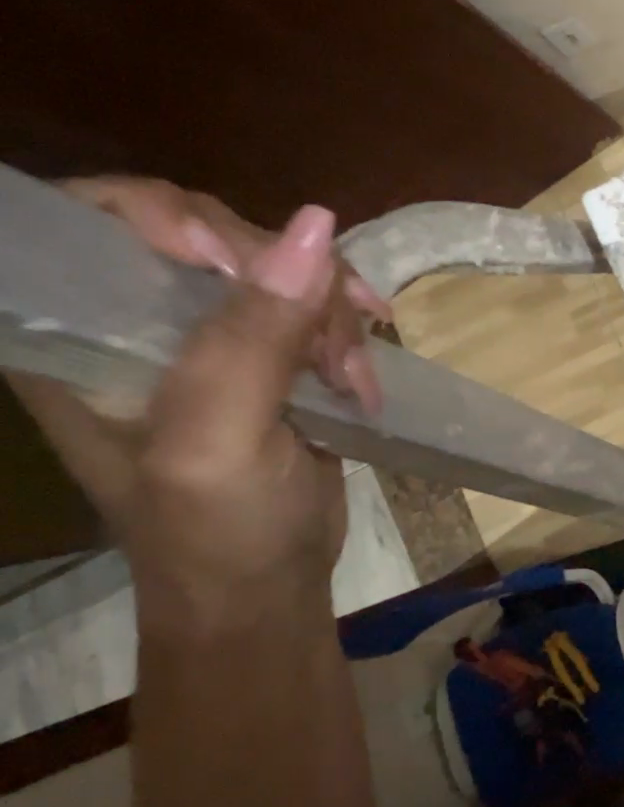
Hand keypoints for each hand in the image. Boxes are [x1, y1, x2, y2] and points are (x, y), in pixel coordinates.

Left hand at [6, 182, 379, 627]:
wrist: (264, 591)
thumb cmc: (215, 532)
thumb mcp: (219, 441)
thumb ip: (251, 339)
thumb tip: (316, 226)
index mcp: (77, 339)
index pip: (91, 222)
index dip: (165, 216)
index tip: (242, 263)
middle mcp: (131, 325)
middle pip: (204, 233)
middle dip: (282, 275)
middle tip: (329, 337)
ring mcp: (202, 339)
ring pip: (273, 266)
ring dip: (328, 310)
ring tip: (352, 373)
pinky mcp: (263, 356)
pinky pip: (310, 303)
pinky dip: (348, 329)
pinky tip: (363, 373)